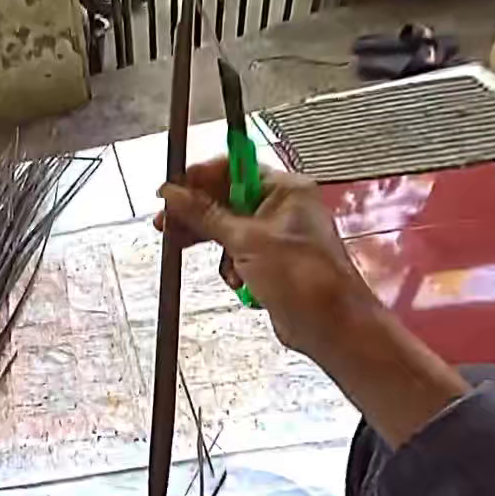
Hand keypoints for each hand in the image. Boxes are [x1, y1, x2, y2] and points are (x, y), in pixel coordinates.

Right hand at [155, 157, 376, 360]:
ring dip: (207, 240)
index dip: (198, 178)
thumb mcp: (245, 240)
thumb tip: (171, 194)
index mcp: (284, 190)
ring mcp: (274, 236)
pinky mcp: (268, 262)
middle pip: (224, 199)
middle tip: (165, 223)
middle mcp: (280, 208)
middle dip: (194, 213)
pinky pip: (235, 253)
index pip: (232, 169)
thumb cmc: (301, 277)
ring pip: (226, 228)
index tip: (170, 192)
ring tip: (179, 247)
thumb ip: (204, 214)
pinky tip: (231, 278)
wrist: (330, 326)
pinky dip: (227, 264)